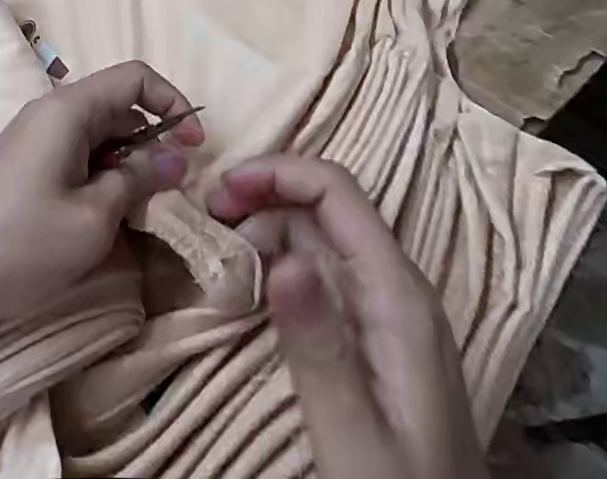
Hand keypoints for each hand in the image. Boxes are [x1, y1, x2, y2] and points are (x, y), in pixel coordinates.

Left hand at [0, 61, 203, 328]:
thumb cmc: (21, 242)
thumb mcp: (93, 218)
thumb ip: (138, 180)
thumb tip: (175, 158)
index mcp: (67, 109)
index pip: (134, 77)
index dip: (172, 103)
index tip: (196, 146)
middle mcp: (50, 114)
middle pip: (117, 107)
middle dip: (152, 141)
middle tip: (170, 192)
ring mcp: (34, 140)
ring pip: (99, 136)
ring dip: (127, 164)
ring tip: (139, 211)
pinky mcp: (26, 166)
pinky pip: (76, 156)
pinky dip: (101, 177)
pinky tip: (104, 216)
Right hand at [207, 156, 487, 478]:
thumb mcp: (351, 434)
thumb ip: (319, 348)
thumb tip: (283, 259)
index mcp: (397, 295)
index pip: (336, 191)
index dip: (276, 173)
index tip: (219, 190)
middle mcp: (397, 285)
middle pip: (323, 203)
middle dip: (261, 195)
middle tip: (208, 219)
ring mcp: (386, 304)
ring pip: (319, 230)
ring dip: (264, 223)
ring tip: (222, 253)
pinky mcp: (372, 325)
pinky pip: (320, 264)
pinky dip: (277, 254)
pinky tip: (250, 278)